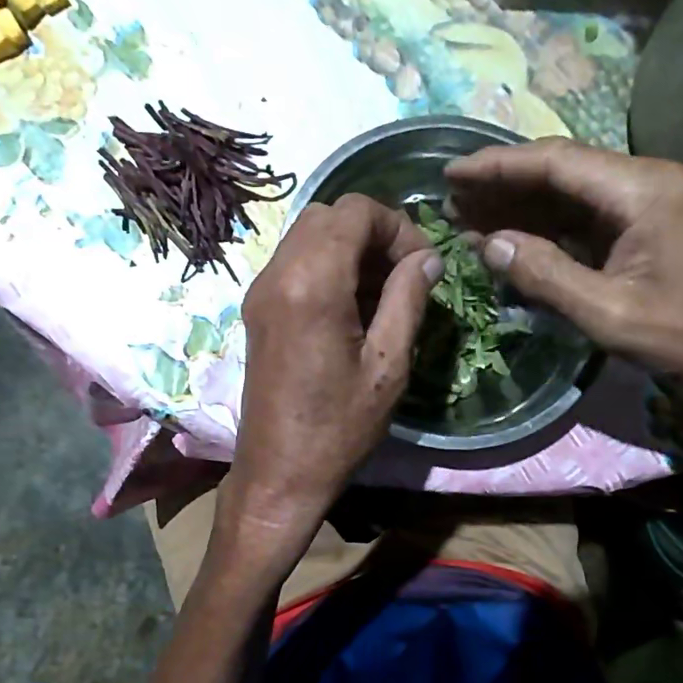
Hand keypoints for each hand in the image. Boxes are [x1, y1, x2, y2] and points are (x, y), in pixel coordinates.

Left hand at [230, 193, 439, 530]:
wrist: (278, 472)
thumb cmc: (338, 427)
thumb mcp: (388, 365)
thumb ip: (407, 299)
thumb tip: (426, 258)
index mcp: (312, 283)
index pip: (354, 211)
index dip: (396, 225)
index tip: (420, 264)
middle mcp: (277, 274)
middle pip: (327, 214)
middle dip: (371, 232)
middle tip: (402, 273)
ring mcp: (260, 290)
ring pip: (307, 234)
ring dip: (348, 246)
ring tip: (381, 290)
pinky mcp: (256, 309)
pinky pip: (293, 261)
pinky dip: (325, 263)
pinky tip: (351, 305)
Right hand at [446, 139, 682, 405]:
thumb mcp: (606, 311)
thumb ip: (544, 274)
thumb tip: (488, 243)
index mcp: (643, 190)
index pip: (556, 162)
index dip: (499, 166)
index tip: (453, 173)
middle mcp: (644, 183)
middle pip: (559, 170)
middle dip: (502, 183)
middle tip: (450, 197)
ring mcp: (643, 205)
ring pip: (565, 193)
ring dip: (516, 204)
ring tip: (466, 215)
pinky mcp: (638, 229)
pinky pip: (578, 217)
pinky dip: (539, 226)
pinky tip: (505, 237)